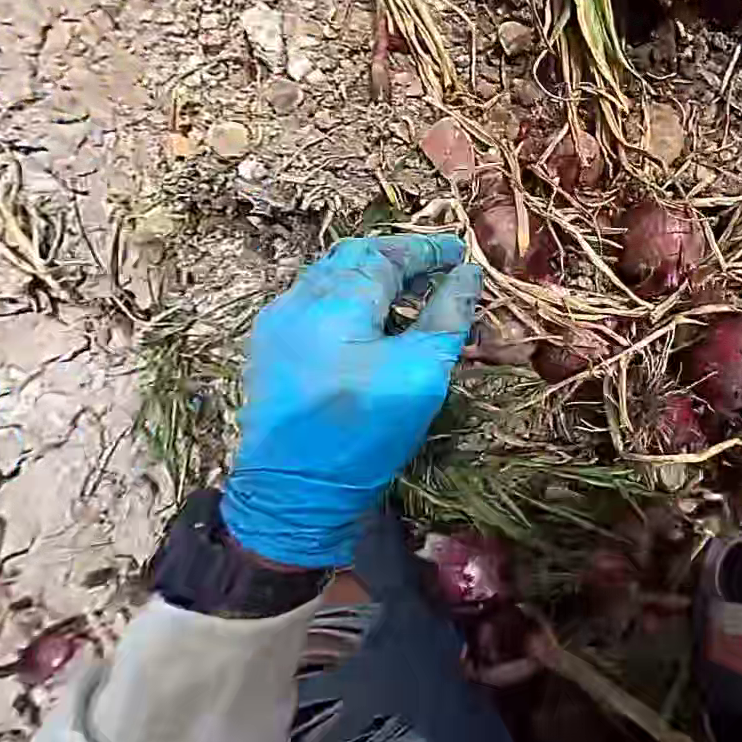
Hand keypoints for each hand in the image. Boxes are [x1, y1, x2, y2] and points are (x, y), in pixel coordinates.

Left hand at [222, 234, 482, 566]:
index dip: (426, 249)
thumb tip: (469, 274)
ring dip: (374, 272)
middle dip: (399, 254)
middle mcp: (300, 300)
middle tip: (437, 266)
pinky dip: (351, 292)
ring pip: (332, 273)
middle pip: (354, 255)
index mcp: (337, 304)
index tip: (459, 252)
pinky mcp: (272, 343)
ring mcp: (279, 320)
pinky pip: (316, 297)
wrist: (296, 491)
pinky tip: (373, 314)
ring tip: (412, 287)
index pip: (387, 254)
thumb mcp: (422, 371)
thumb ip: (447, 315)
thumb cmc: (367, 431)